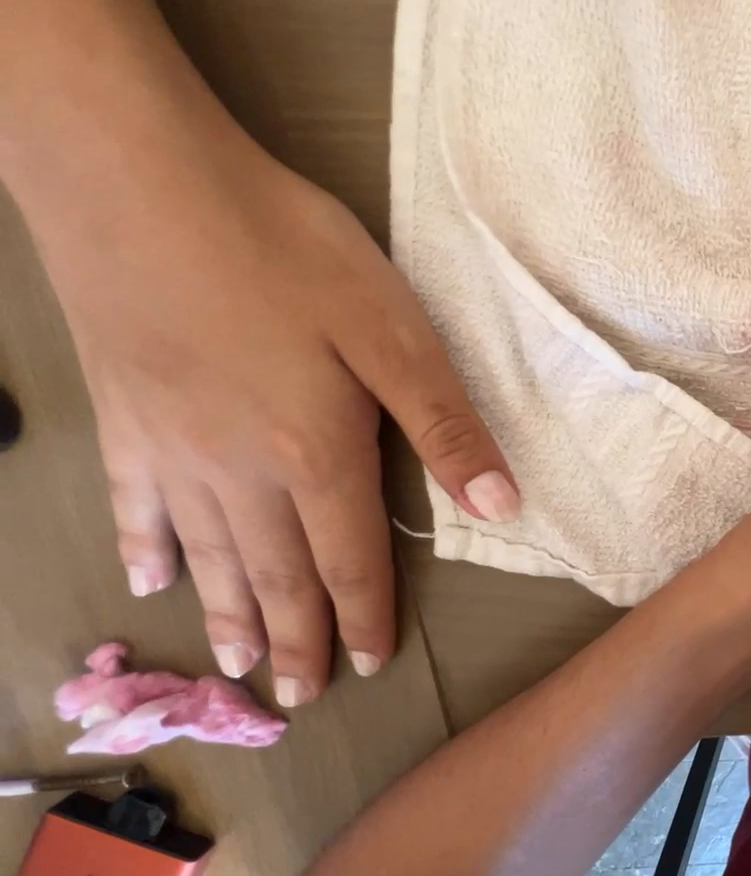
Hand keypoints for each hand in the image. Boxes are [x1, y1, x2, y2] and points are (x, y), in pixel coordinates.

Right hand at [45, 147, 516, 707]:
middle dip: (294, 639)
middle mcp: (239, 471)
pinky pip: (136, 505)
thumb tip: (502, 506)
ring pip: (212, 557)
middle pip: (278, 576)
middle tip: (298, 698)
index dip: (362, 617)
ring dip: (228, 617)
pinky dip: (152, 550)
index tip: (367, 666)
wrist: (138, 177)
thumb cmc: (290, 256)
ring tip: (234, 668)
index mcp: (317, 456)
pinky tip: (152, 583)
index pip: (350, 562)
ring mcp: (170, 447)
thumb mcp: (398, 340)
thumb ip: (447, 429)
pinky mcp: (124, 415)